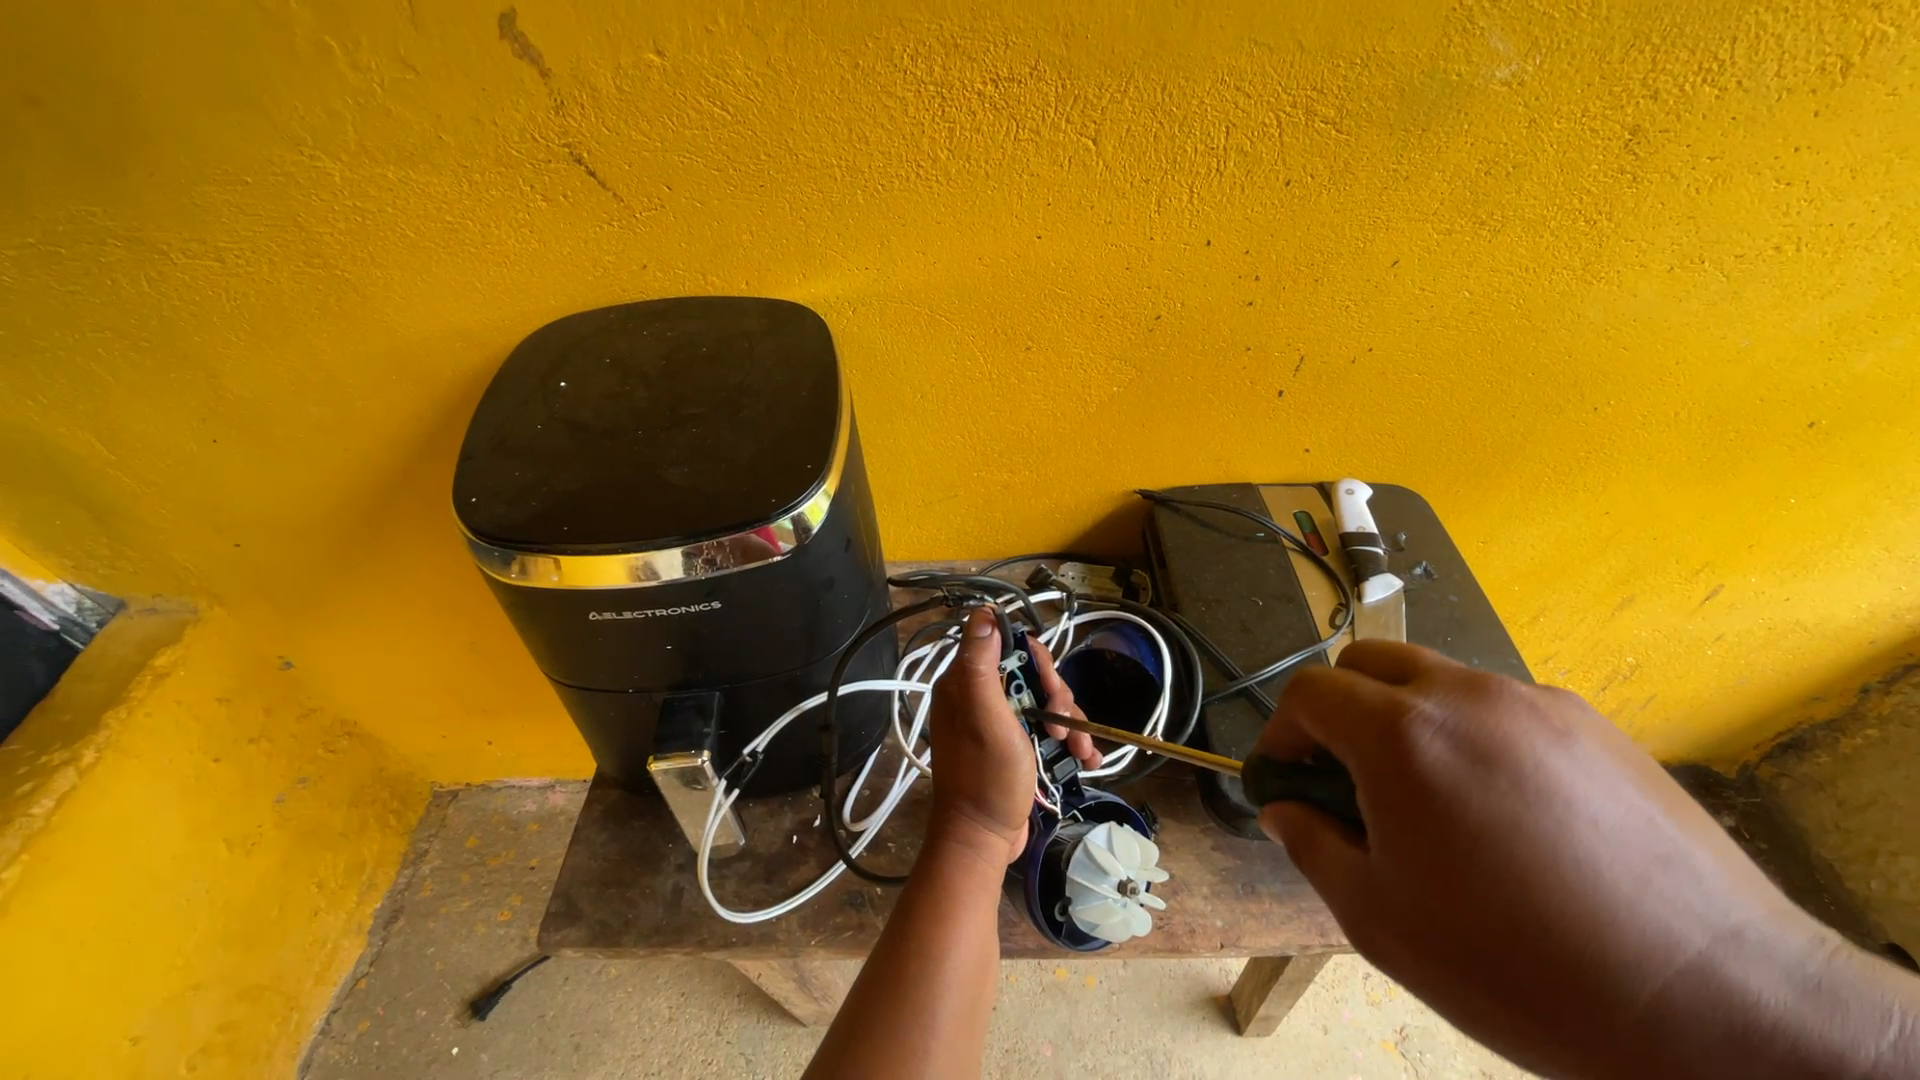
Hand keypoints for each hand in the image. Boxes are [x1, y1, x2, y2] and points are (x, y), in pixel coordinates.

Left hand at [927, 607, 1098, 864]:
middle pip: (1033, 674)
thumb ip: (981, 664)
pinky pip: (1049, 728)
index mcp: (966, 684)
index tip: (1050, 687)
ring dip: (1071, 723)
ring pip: (1047, 702)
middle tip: (1061, 727)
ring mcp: (1000, 724)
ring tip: (1079, 750)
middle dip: (1058, 698)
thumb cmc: (986, 777)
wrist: (984, 838)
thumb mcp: (985, 716)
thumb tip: (982, 613)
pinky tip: (1087, 758)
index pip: (1007, 645)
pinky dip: (1071, 741)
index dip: (1036, 660)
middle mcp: (980, 698)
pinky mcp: (1016, 746)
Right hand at [1257, 640, 1901, 1079]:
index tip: (1288, 779)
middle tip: (1349, 779)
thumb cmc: (1516, 964)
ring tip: (1436, 804)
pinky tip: (1511, 813)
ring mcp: (1539, 703)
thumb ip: (1311, 845)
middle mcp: (1467, 695)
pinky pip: (1505, 709)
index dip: (1282, 732)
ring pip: (1440, 680)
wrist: (1715, 1000)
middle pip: (1369, 660)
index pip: (1309, 691)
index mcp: (1402, 735)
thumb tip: (1284, 808)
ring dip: (1408, 720)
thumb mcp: (1378, 919)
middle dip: (1339, 707)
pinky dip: (1476, 736)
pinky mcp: (1597, 726)